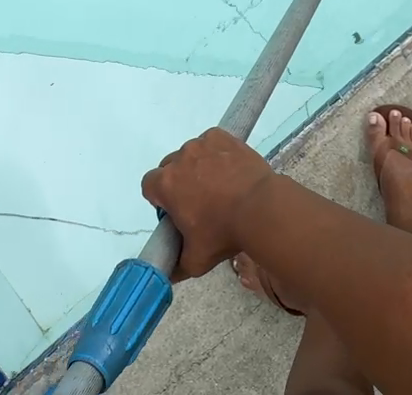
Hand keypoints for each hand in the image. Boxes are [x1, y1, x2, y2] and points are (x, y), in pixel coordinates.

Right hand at [141, 128, 276, 280]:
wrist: (261, 207)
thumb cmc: (224, 232)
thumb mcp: (196, 260)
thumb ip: (176, 267)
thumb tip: (168, 274)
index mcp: (166, 184)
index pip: (150, 185)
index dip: (161, 198)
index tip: (176, 210)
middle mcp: (180, 158)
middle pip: (171, 167)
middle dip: (180, 181)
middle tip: (200, 201)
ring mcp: (203, 144)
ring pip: (192, 154)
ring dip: (200, 166)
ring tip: (220, 185)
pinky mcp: (222, 136)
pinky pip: (212, 142)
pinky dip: (217, 152)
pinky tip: (230, 168)